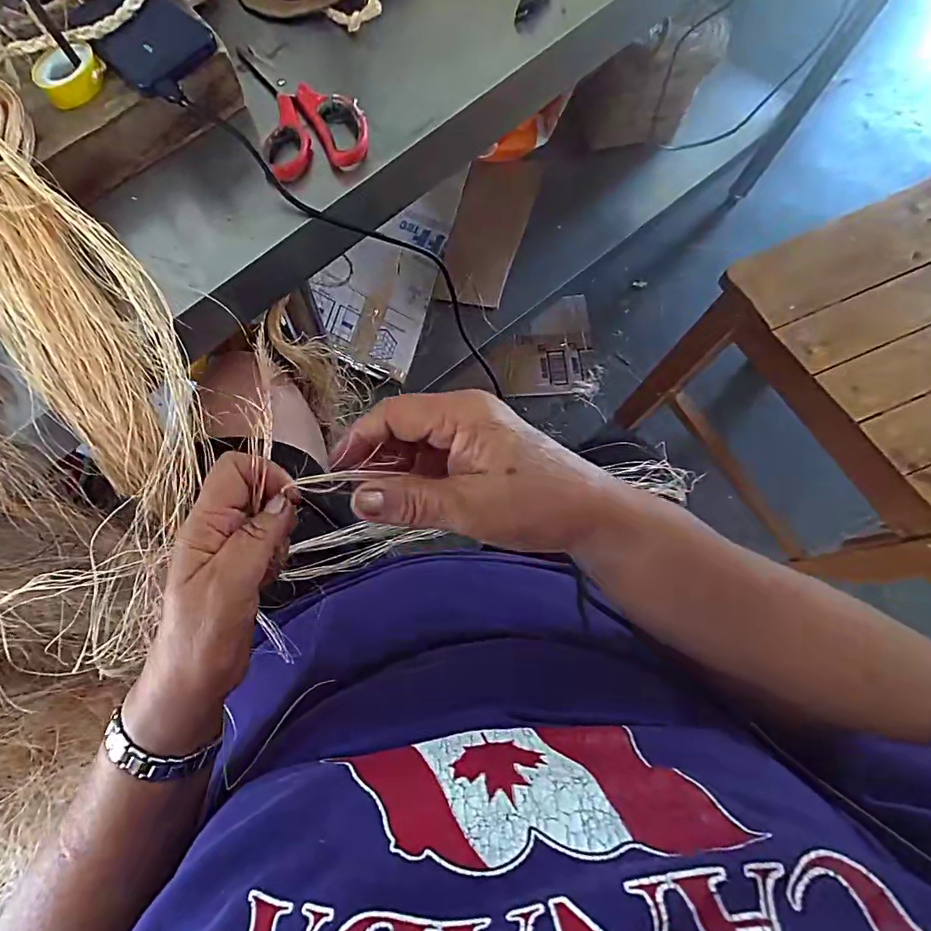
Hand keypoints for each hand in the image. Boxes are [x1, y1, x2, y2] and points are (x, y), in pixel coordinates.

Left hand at [125, 453, 298, 755]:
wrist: (194, 679)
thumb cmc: (204, 631)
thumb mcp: (230, 581)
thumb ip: (257, 536)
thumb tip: (285, 499)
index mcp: (203, 522)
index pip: (233, 468)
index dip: (265, 474)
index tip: (290, 503)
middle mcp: (214, 528)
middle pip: (253, 490)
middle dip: (276, 512)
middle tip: (275, 549)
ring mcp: (227, 548)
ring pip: (264, 518)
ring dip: (277, 539)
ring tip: (267, 571)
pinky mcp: (240, 568)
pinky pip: (266, 545)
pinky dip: (274, 557)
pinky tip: (266, 581)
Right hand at [331, 390, 644, 553]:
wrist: (595, 517)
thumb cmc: (537, 505)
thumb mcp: (466, 507)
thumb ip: (409, 501)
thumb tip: (357, 499)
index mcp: (461, 413)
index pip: (393, 414)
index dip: (358, 439)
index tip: (335, 470)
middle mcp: (464, 413)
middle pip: (401, 425)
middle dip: (374, 457)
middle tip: (355, 492)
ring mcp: (473, 431)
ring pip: (416, 442)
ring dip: (394, 469)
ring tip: (378, 499)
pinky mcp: (479, 450)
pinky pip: (434, 456)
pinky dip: (415, 475)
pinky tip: (407, 498)